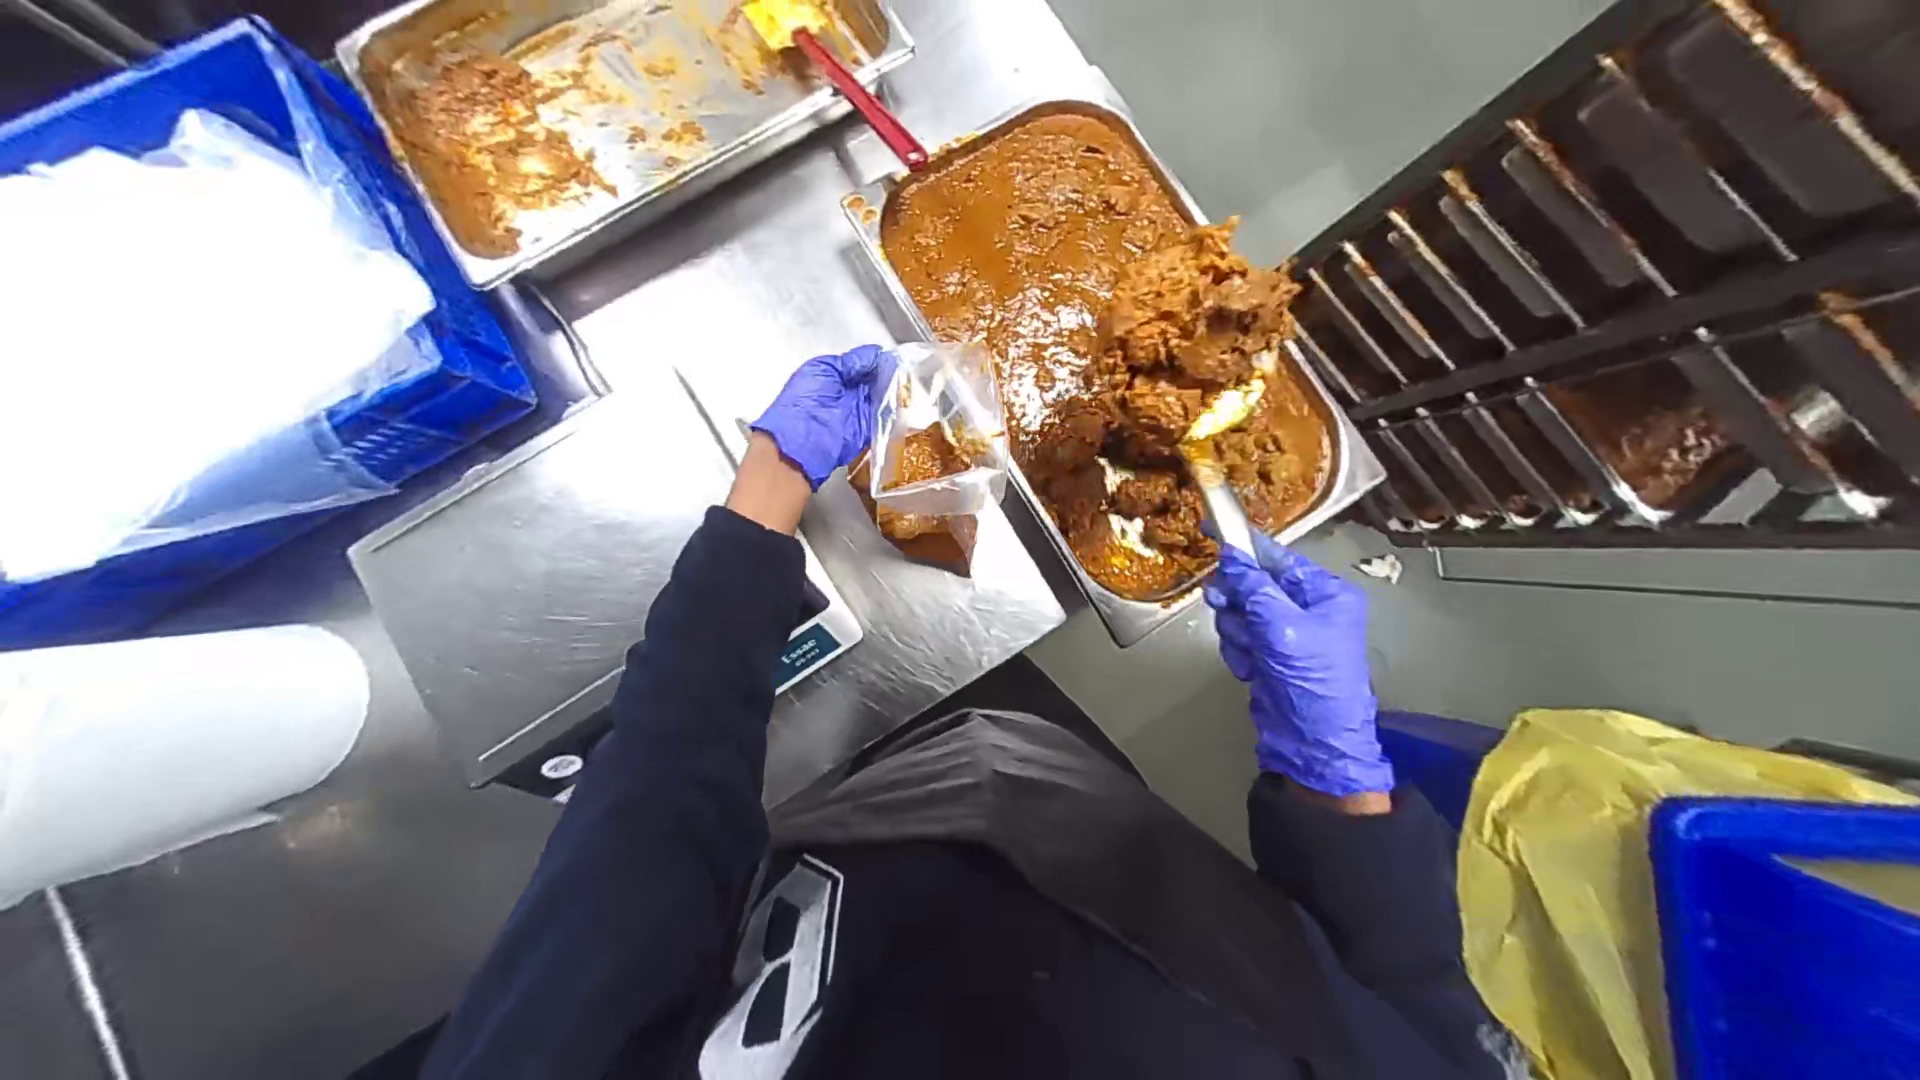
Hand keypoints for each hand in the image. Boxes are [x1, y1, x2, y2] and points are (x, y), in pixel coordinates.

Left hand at [750, 345, 895, 489]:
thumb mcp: (825, 367)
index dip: (879, 360)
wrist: (803, 439)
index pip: (864, 365)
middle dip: (891, 375)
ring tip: (908, 383)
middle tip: (906, 369)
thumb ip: (852, 361)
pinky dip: (896, 411)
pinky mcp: (868, 431)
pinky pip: (886, 419)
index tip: (895, 356)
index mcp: (837, 376)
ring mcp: (860, 413)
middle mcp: (850, 394)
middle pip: (877, 382)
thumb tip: (875, 354)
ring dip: (895, 392)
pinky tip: (905, 401)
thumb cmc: (805, 399)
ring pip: (885, 399)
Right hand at [1203, 533, 1392, 797]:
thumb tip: (1232, 557)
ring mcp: (1285, 631)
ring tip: (1252, 652)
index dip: (1244, 543)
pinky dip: (1238, 650)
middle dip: (1236, 600)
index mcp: (1324, 593)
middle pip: (1251, 583)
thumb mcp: (1282, 627)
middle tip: (1224, 606)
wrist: (1312, 742)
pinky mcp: (1267, 652)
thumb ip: (1253, 588)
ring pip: (1238, 610)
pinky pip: (1237, 635)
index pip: (1276, 556)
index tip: (1212, 526)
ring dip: (1236, 631)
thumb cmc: (1312, 681)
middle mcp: (1306, 608)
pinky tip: (1252, 667)